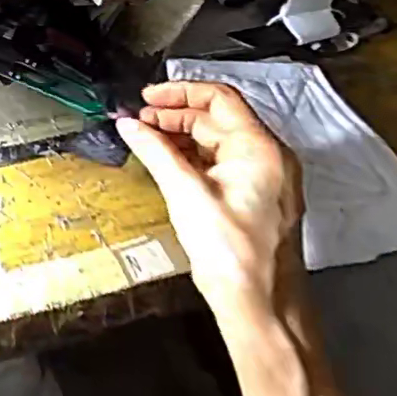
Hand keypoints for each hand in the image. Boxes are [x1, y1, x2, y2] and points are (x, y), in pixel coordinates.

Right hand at [116, 81, 303, 319]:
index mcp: (261, 151)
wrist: (258, 304)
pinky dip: (187, 153)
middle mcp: (268, 159)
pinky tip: (162, 159)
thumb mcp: (183, 191)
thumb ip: (154, 149)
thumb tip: (128, 124)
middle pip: (215, 117)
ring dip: (177, 133)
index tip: (147, 97)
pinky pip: (215, 159)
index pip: (220, 98)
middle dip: (172, 114)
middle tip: (137, 121)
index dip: (179, 92)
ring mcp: (261, 178)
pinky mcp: (250, 194)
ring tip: (144, 139)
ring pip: (213, 138)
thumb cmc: (233, 253)